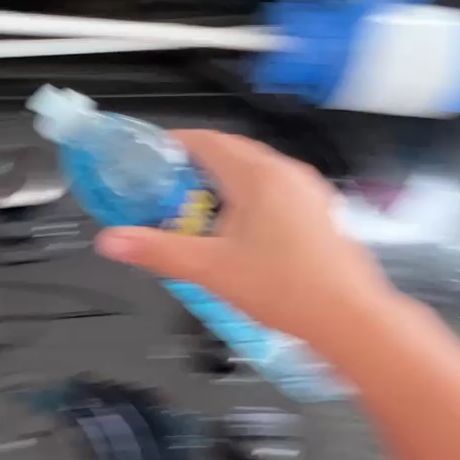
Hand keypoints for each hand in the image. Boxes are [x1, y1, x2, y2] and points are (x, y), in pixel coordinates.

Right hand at [93, 130, 396, 345]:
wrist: (349, 318)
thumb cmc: (284, 288)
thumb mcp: (208, 269)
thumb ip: (156, 250)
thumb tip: (111, 240)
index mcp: (257, 176)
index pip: (206, 140)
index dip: (173, 144)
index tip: (149, 157)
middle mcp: (286, 174)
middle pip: (231, 153)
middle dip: (194, 166)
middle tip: (164, 188)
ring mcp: (308, 192)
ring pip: (255, 172)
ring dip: (222, 183)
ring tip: (196, 210)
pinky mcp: (319, 213)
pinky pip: (275, 192)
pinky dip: (248, 199)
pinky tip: (238, 230)